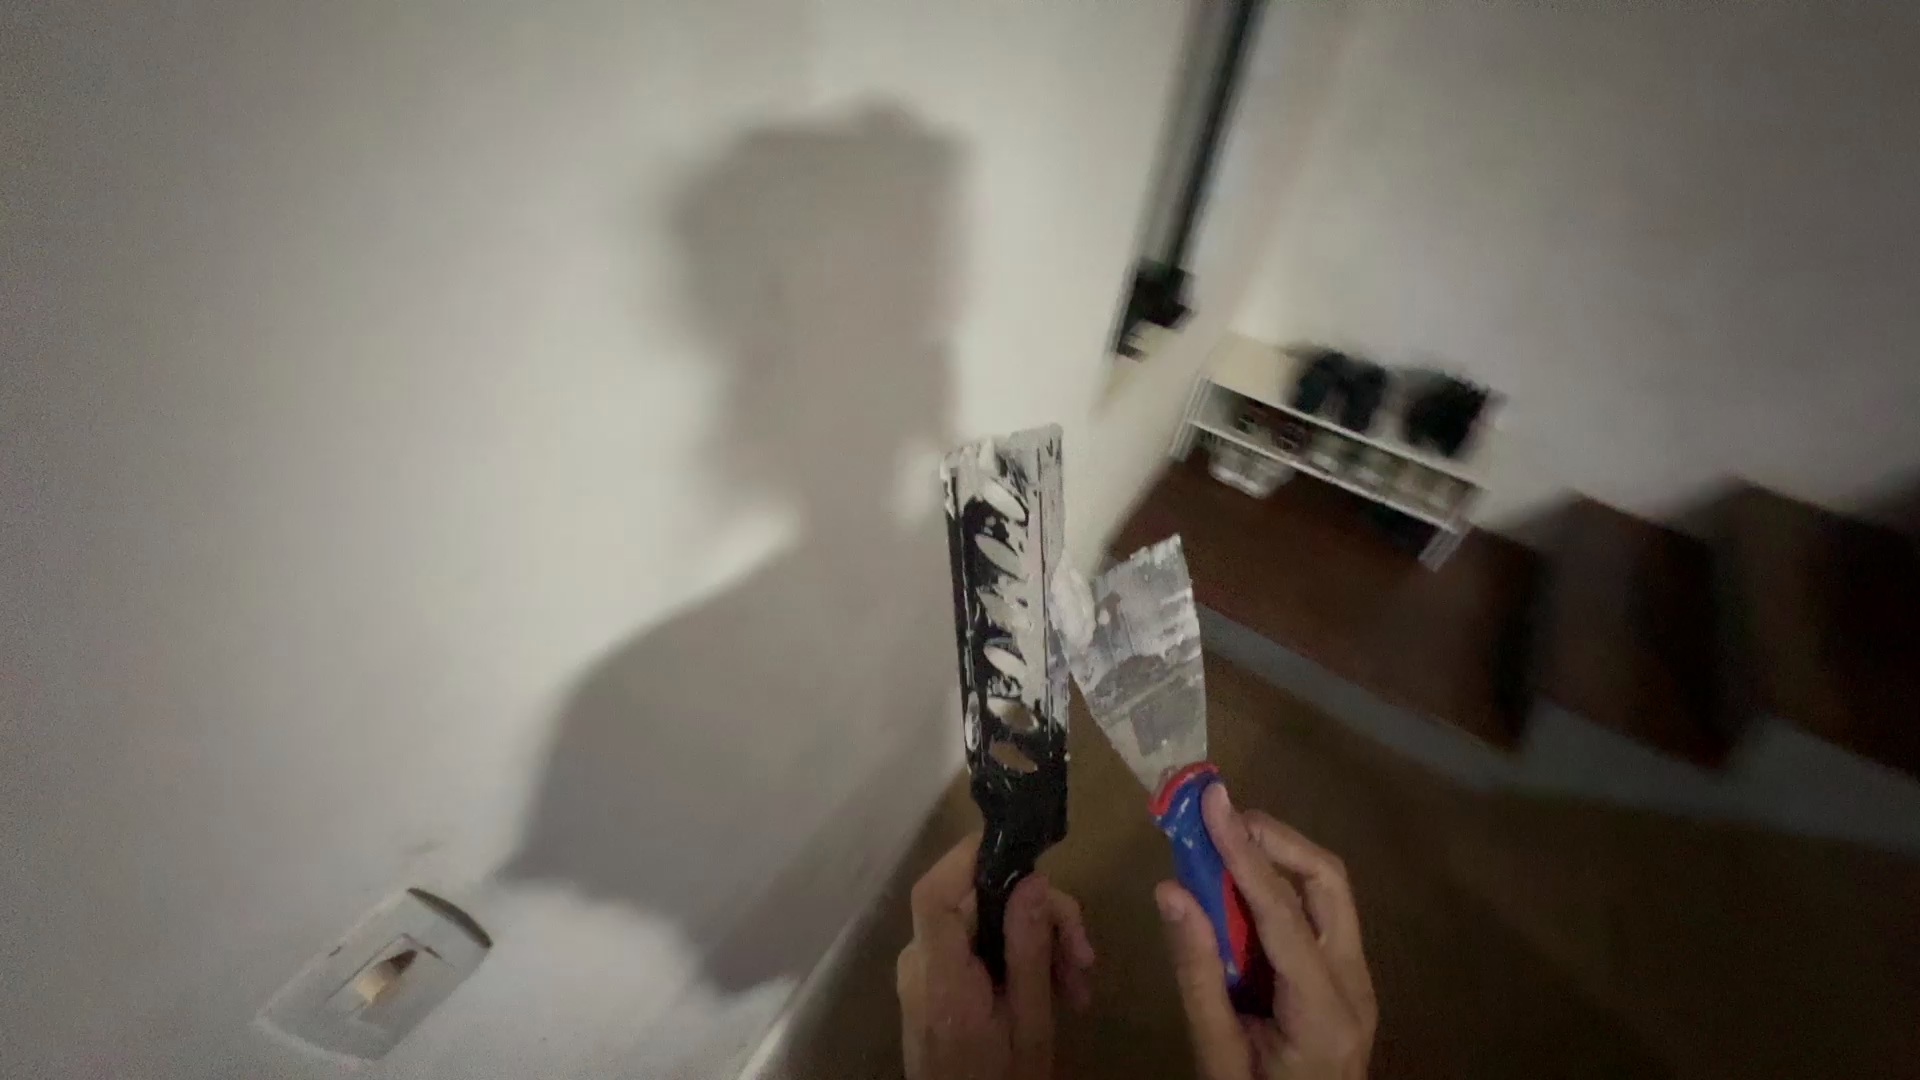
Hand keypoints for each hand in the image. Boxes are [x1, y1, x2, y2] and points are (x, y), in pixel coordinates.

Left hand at [896, 835, 1096, 1079]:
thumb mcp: (1031, 1027)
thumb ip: (1028, 950)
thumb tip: (1033, 879)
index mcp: (938, 977)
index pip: (933, 893)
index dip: (967, 857)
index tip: (1018, 849)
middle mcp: (918, 963)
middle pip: (971, 903)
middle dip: (1034, 913)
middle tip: (1083, 950)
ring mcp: (922, 971)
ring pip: (979, 921)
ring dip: (1032, 938)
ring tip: (1078, 979)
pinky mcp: (932, 980)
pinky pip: (972, 944)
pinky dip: (1012, 954)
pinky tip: (1053, 983)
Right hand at [1156, 786, 1375, 1079]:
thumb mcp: (1218, 1052)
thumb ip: (1197, 971)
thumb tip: (1169, 888)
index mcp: (1325, 1010)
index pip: (1282, 910)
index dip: (1243, 850)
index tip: (1211, 801)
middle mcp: (1355, 982)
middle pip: (1327, 880)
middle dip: (1273, 837)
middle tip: (1218, 819)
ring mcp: (1356, 976)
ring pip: (1327, 886)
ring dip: (1276, 851)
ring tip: (1222, 838)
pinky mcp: (1343, 973)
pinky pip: (1315, 906)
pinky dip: (1275, 877)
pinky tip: (1236, 878)